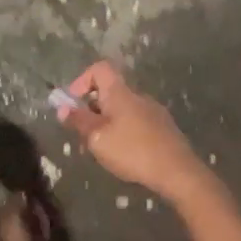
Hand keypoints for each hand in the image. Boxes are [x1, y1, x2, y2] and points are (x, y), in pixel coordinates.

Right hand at [59, 60, 208, 198]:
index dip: (82, 80)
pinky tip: (122, 153)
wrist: (177, 171)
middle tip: (83, 132)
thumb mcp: (97, 138)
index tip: (73, 103)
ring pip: (122, 108)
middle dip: (91, 107)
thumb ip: (79, 121)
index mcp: (120, 93)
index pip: (100, 69)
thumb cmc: (131, 151)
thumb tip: (63, 107)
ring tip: (101, 146)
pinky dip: (122, 130)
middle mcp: (138, 96)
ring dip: (106, 121)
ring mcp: (153, 111)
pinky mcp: (162, 127)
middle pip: (109, 90)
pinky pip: (135, 121)